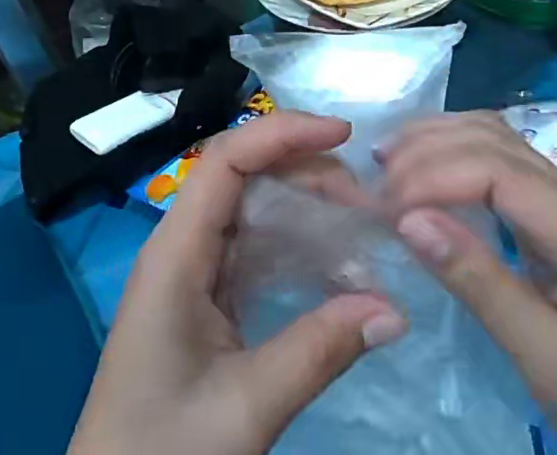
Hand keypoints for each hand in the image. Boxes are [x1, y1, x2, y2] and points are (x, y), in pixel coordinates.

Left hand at [68, 112, 407, 454]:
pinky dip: (298, 242)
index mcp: (176, 252)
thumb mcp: (245, 406)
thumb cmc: (161, 451)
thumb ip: (319, 351)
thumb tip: (395, 310)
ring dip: (307, 204)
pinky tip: (335, 265)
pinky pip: (257, 245)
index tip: (344, 135)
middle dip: (308, 169)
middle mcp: (182, 246)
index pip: (227, 159)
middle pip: (245, 173)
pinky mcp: (207, 296)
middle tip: (366, 200)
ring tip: (361, 224)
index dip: (283, 132)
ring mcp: (194, 270)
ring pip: (254, 206)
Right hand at [380, 112, 556, 454]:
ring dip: (444, 144)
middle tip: (375, 179)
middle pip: (501, 143)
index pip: (502, 171)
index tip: (384, 205)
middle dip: (433, 149)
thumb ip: (481, 284)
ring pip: (503, 145)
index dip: (436, 175)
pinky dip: (460, 163)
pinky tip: (429, 174)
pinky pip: (507, 173)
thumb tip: (408, 219)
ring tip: (389, 162)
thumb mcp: (551, 363)